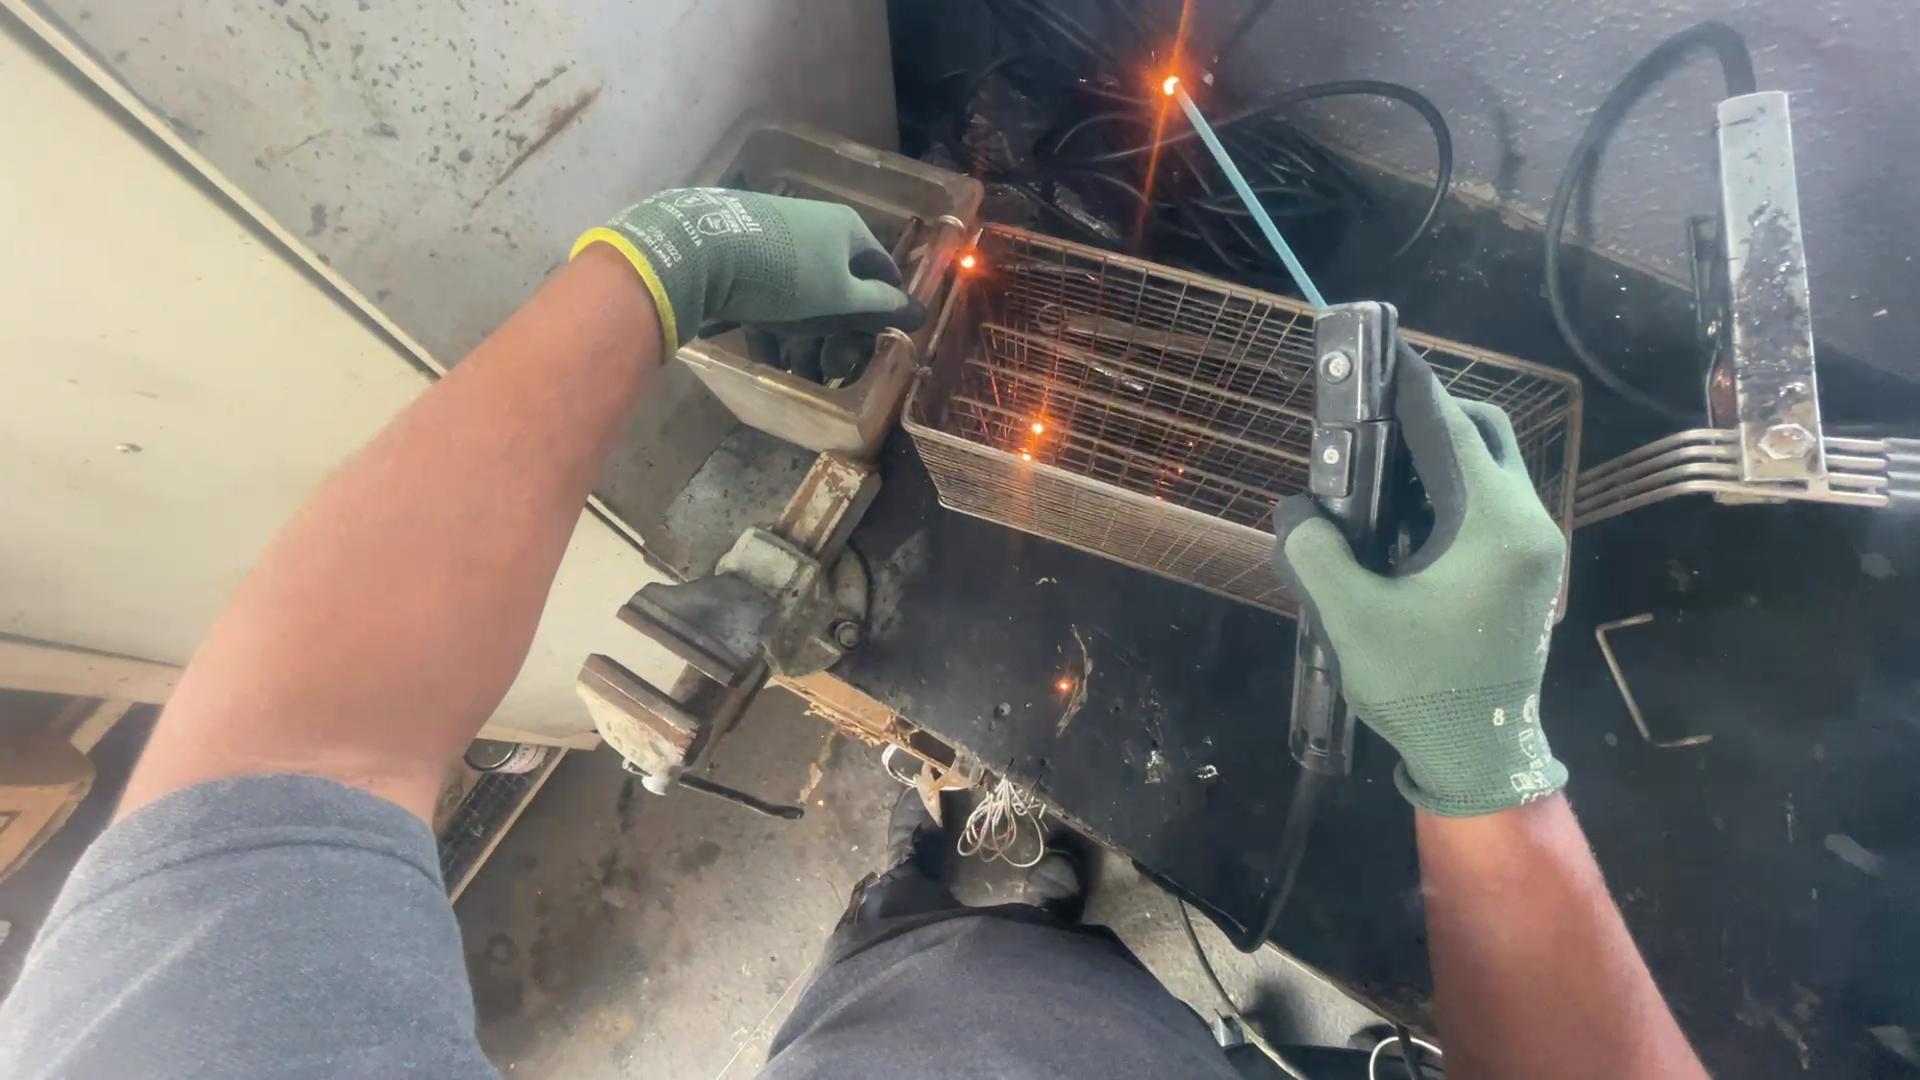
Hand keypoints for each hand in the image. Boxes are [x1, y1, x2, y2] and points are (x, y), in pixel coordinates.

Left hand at [572, 189, 924, 349]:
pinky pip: (771, 293)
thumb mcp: (844, 299)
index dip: (886, 308)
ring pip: (804, 295)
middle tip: (834, 368)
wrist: (703, 251)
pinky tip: (768, 355)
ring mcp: (778, 236)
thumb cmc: (789, 278)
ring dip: (806, 337)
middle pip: (841, 287)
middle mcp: (817, 225)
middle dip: (839, 333)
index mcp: (848, 230)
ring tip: (798, 371)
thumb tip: (921, 312)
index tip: (879, 342)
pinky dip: (775, 325)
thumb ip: (882, 306)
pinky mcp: (744, 250)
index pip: (884, 272)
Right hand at [1271, 350, 1567, 816]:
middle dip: (1431, 413)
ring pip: (1490, 469)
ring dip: (1436, 454)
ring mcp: (1531, 549)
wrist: (1476, 753)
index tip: (1382, 355)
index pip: (1452, 431)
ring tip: (1374, 467)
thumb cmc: (1418, 685)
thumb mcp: (1350, 617)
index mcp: (1494, 528)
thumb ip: (1315, 552)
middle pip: (1486, 436)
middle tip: (1371, 418)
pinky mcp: (1522, 572)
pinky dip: (1444, 492)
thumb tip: (1297, 509)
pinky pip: (1487, 505)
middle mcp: (1527, 526)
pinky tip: (1397, 518)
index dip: (1413, 389)